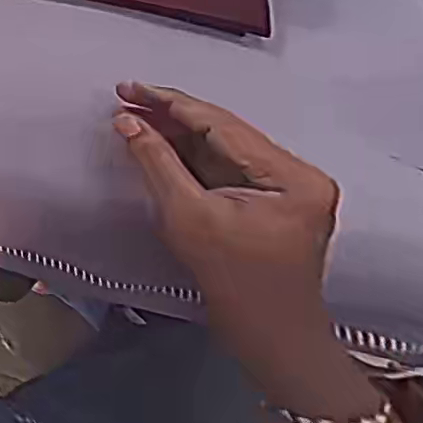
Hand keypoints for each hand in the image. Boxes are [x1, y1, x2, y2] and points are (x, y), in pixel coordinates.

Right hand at [113, 83, 341, 367]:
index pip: (221, 124)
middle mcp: (296, 173)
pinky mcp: (269, 197)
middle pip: (223, 130)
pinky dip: (188, 152)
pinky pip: (222, 163)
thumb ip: (156, 160)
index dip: (171, 103)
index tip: (130, 89)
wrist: (269, 333)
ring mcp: (285, 185)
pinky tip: (159, 141)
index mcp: (290, 175)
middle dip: (171, 114)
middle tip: (126, 98)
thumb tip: (127, 121)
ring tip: (134, 115)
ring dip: (177, 131)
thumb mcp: (185, 214)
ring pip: (221, 144)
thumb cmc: (230, 277)